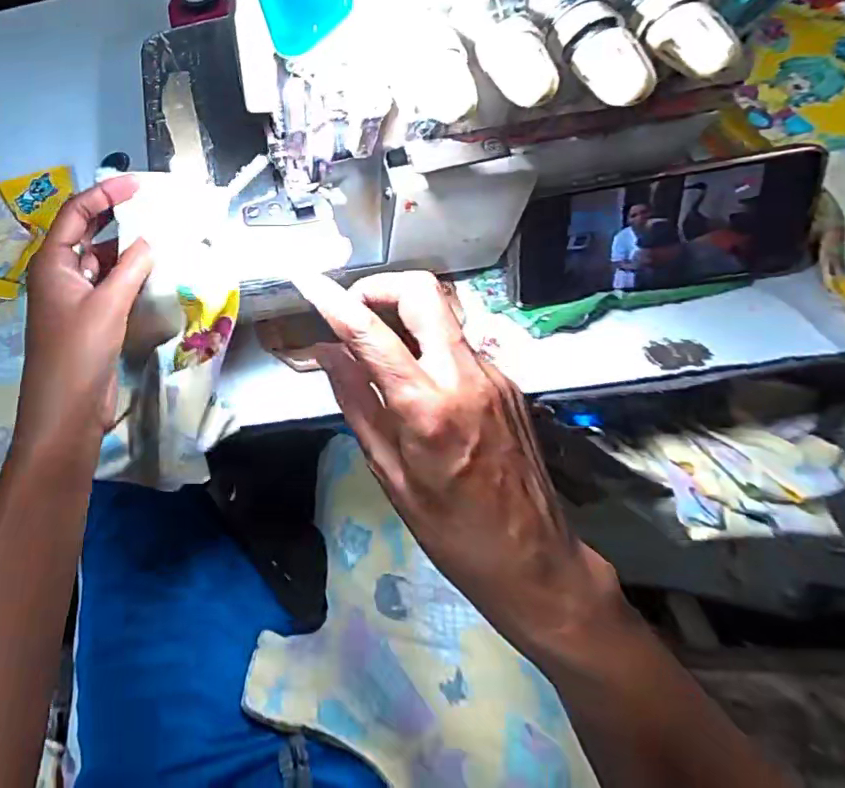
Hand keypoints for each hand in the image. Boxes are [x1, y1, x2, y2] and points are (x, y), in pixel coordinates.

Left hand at [17, 177, 154, 457]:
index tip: (137, 184)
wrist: (65, 414)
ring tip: (164, 236)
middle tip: (153, 205)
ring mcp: (75, 298)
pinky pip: (111, 286)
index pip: (76, 213)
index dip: (104, 194)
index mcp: (52, 263)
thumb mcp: (107, 305)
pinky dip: (130, 277)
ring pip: (102, 261)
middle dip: (116, 217)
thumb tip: (150, 240)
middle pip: (88, 233)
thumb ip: (131, 268)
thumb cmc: (78, 354)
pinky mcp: (90, 320)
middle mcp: (60, 275)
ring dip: (128, 250)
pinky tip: (156, 272)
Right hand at [294, 271, 624, 653]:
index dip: (332, 301)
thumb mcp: (390, 473)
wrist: (538, 563)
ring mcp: (494, 375)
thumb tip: (328, 353)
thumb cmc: (452, 530)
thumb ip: (357, 403)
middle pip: (424, 291)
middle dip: (379, 286)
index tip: (307, 281)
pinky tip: (413, 377)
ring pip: (443, 311)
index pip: (371, 334)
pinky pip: (458, 340)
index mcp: (428, 407)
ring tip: (376, 346)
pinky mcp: (508, 382)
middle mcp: (465, 377)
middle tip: (351, 311)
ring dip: (403, 313)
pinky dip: (426, 341)